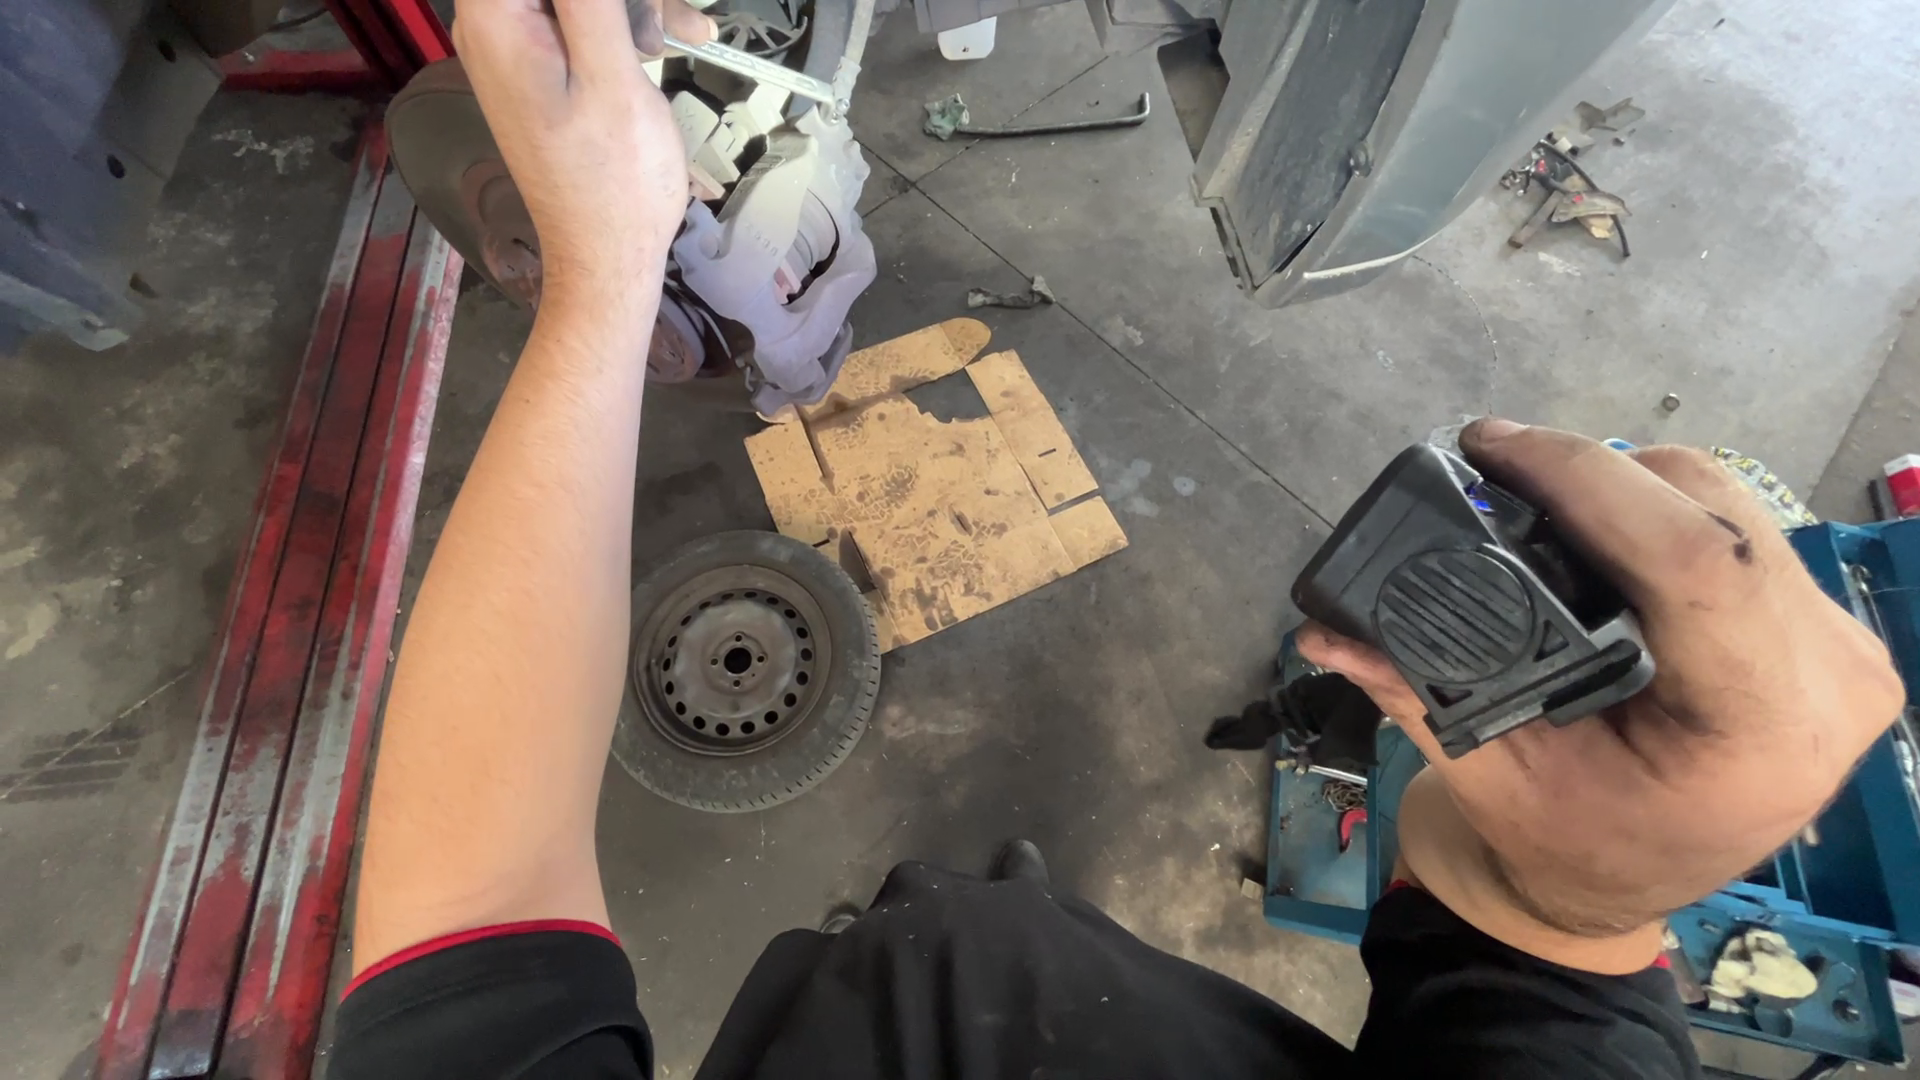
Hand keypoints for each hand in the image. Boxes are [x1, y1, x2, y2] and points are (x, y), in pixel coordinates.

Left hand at [451, 0, 715, 309]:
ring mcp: (516, 48)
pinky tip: (663, 47)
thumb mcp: (613, 80)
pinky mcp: (540, 72)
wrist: (608, 257)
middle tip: (681, 22)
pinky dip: (622, 29)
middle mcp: (492, 22)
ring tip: (687, 36)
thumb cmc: (617, 184)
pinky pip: (579, 26)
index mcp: (496, 15)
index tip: (651, 5)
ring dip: (635, 5)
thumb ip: (593, 0)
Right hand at [1300, 420, 1903, 971]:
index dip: (1585, 480)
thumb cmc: (1558, 841)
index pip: (1695, 560)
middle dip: (1590, 465)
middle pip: (1715, 506)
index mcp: (1756, 723)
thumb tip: (1318, 631)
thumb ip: (1408, 692)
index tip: (1485, 446)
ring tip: (1520, 489)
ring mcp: (1828, 640)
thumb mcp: (1481, 772)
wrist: (1615, 878)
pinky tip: (1574, 520)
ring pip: (1726, 497)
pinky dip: (1639, 501)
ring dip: (1616, 477)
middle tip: (1485, 466)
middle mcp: (1822, 668)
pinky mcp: (1802, 622)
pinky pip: (1726, 521)